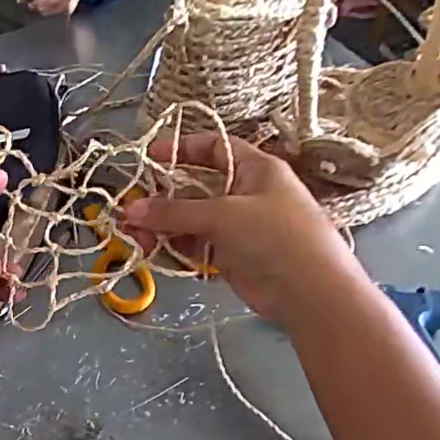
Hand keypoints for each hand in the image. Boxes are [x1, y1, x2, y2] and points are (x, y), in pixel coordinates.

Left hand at [22, 0, 88, 17]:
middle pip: (40, 4)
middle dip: (30, 4)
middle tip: (24, 2)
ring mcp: (66, 4)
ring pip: (45, 11)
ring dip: (36, 9)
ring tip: (33, 3)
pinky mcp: (68, 11)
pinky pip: (51, 14)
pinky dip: (44, 11)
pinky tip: (42, 6)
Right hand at [122, 133, 365, 324]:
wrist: (309, 291)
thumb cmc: (274, 235)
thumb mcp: (223, 215)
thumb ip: (174, 212)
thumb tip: (130, 210)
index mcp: (255, 168)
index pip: (215, 148)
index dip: (182, 149)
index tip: (150, 157)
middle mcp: (246, 194)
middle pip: (195, 188)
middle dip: (162, 198)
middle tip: (131, 211)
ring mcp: (238, 227)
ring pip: (191, 220)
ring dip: (163, 227)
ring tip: (136, 237)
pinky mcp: (231, 256)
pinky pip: (196, 245)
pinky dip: (175, 247)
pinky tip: (154, 250)